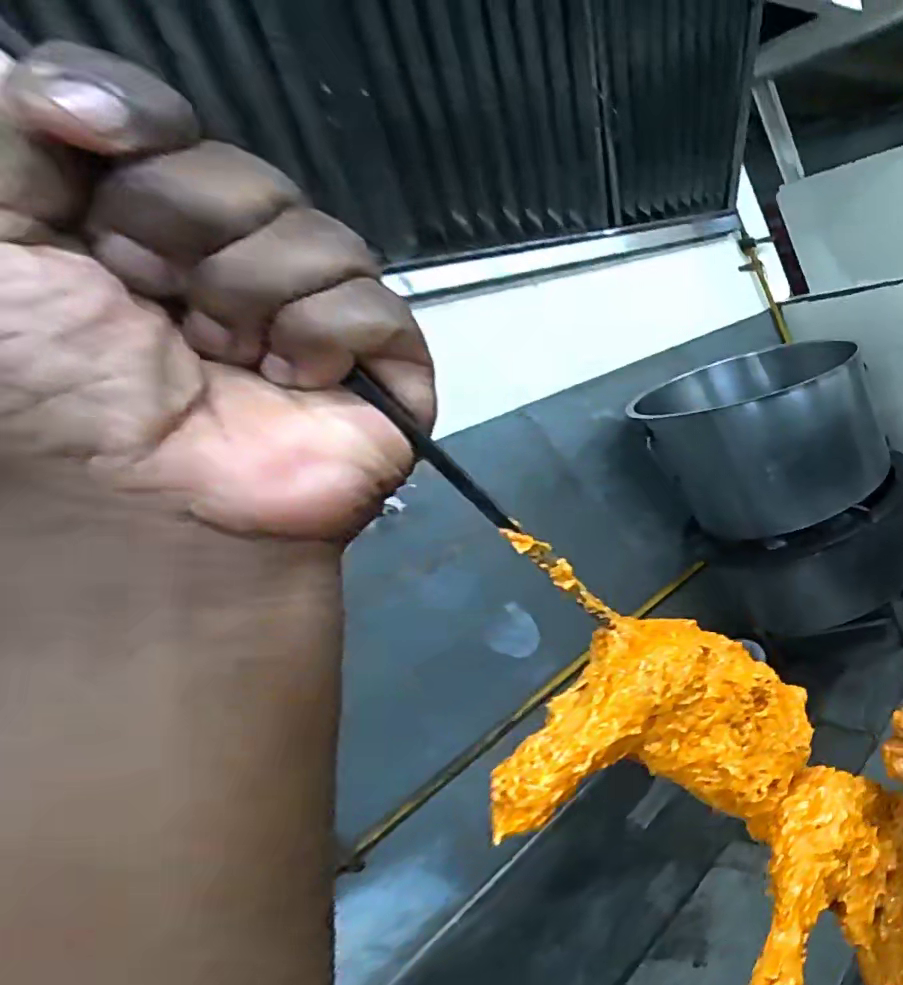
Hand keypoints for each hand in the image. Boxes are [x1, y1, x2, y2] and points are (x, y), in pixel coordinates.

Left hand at [0, 43, 431, 539]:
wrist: (138, 489)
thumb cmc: (30, 373)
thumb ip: (0, 135)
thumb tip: (89, 102)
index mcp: (124, 209)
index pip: (159, 113)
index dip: (132, 108)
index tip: (79, 133)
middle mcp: (228, 249)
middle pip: (245, 172)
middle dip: (179, 225)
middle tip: (142, 291)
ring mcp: (317, 303)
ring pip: (323, 237)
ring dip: (249, 297)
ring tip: (222, 353)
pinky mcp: (388, 355)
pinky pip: (376, 305)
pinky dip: (321, 340)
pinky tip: (292, 378)